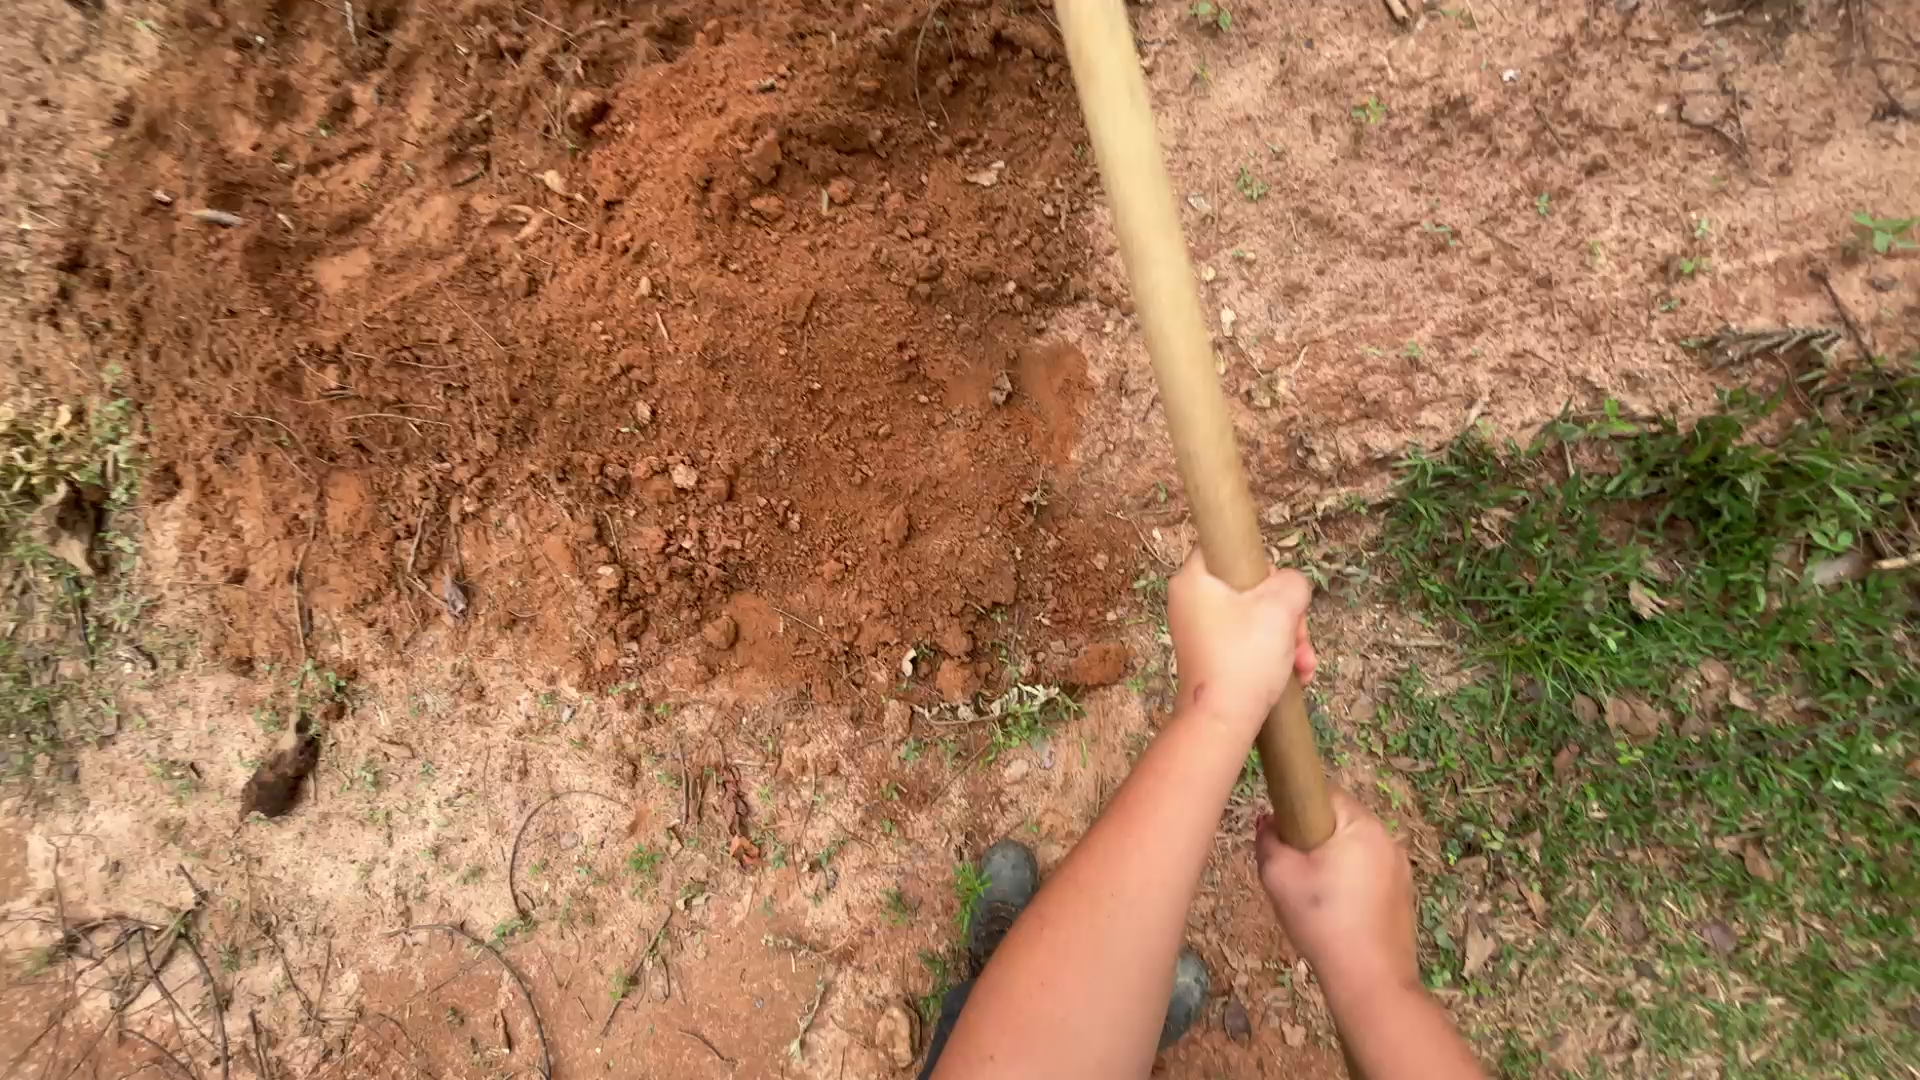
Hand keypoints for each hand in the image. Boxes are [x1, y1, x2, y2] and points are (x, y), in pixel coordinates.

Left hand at [1168, 550, 1313, 727]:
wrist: (1221, 719)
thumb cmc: (1244, 655)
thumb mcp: (1280, 606)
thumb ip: (1292, 582)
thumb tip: (1288, 586)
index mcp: (1192, 578)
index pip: (1225, 547)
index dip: (1259, 563)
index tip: (1276, 587)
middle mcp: (1188, 600)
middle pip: (1248, 588)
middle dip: (1286, 614)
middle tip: (1299, 634)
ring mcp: (1198, 629)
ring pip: (1254, 618)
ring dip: (1287, 638)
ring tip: (1303, 663)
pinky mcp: (1209, 654)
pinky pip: (1246, 641)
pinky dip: (1272, 654)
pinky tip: (1295, 675)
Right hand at [1254, 790, 1419, 1003]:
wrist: (1370, 981)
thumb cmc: (1321, 918)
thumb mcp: (1277, 872)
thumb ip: (1267, 837)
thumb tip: (1269, 822)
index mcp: (1360, 824)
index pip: (1321, 792)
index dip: (1295, 808)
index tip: (1281, 835)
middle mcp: (1387, 838)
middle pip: (1338, 819)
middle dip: (1312, 836)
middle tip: (1292, 866)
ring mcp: (1400, 867)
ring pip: (1352, 846)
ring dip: (1330, 858)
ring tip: (1311, 890)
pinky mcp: (1404, 893)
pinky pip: (1367, 870)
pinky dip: (1348, 879)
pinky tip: (1335, 908)